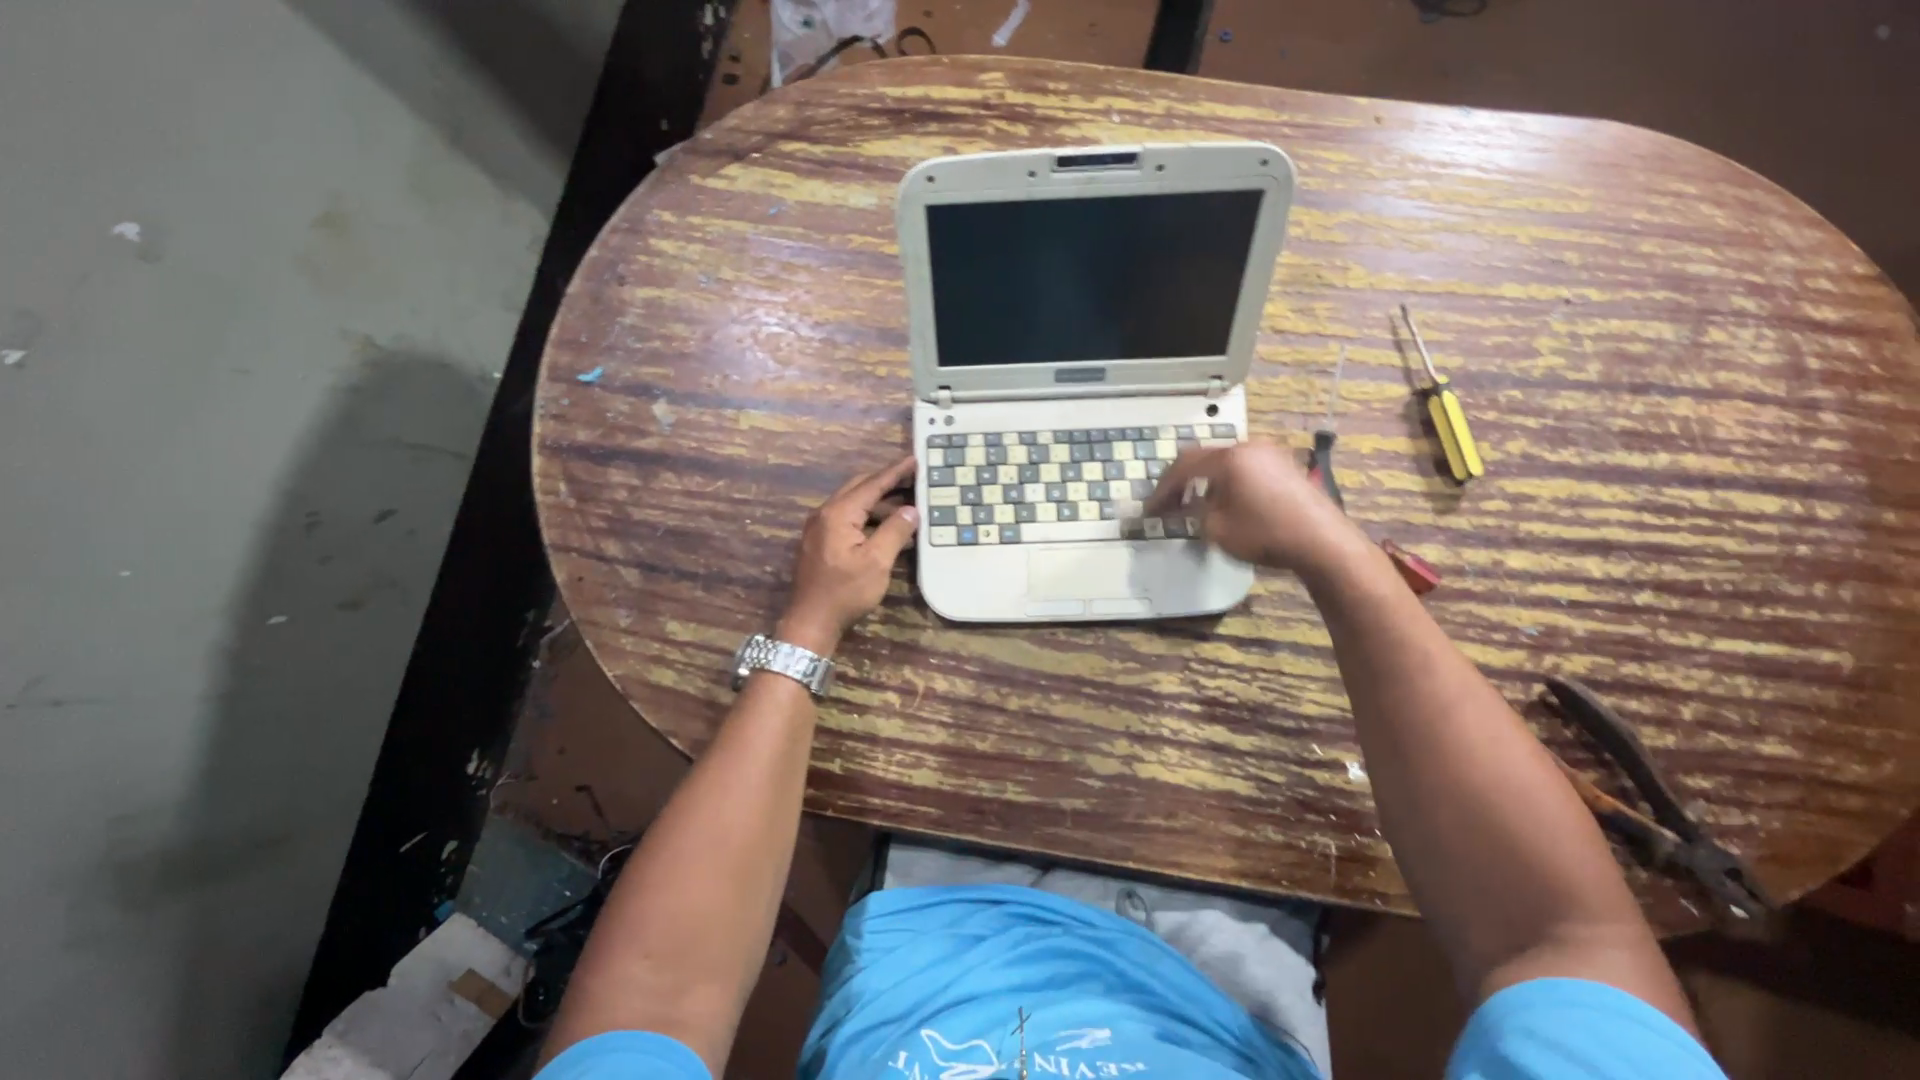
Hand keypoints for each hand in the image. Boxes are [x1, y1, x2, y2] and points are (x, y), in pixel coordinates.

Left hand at [777, 455, 919, 653]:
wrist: (810, 621)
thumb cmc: (845, 592)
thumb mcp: (877, 562)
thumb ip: (895, 531)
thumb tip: (912, 510)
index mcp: (838, 513)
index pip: (872, 484)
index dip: (895, 472)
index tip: (915, 459)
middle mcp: (825, 513)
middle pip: (859, 488)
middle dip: (886, 482)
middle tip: (913, 480)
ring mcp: (819, 527)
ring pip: (853, 504)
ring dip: (879, 503)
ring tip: (907, 506)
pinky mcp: (819, 541)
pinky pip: (847, 518)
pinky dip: (868, 517)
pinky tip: (886, 527)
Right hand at [1144, 440, 1368, 576]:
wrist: (1322, 541)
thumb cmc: (1265, 534)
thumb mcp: (1217, 529)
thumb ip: (1195, 513)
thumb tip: (1186, 508)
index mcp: (1229, 458)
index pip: (1183, 467)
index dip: (1162, 489)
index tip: (1150, 509)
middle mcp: (1248, 447)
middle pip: (1204, 458)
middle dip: (1182, 482)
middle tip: (1167, 503)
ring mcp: (1270, 453)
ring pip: (1225, 462)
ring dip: (1205, 481)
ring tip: (1195, 505)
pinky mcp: (1284, 465)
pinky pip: (1245, 467)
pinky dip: (1227, 481)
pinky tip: (1225, 502)